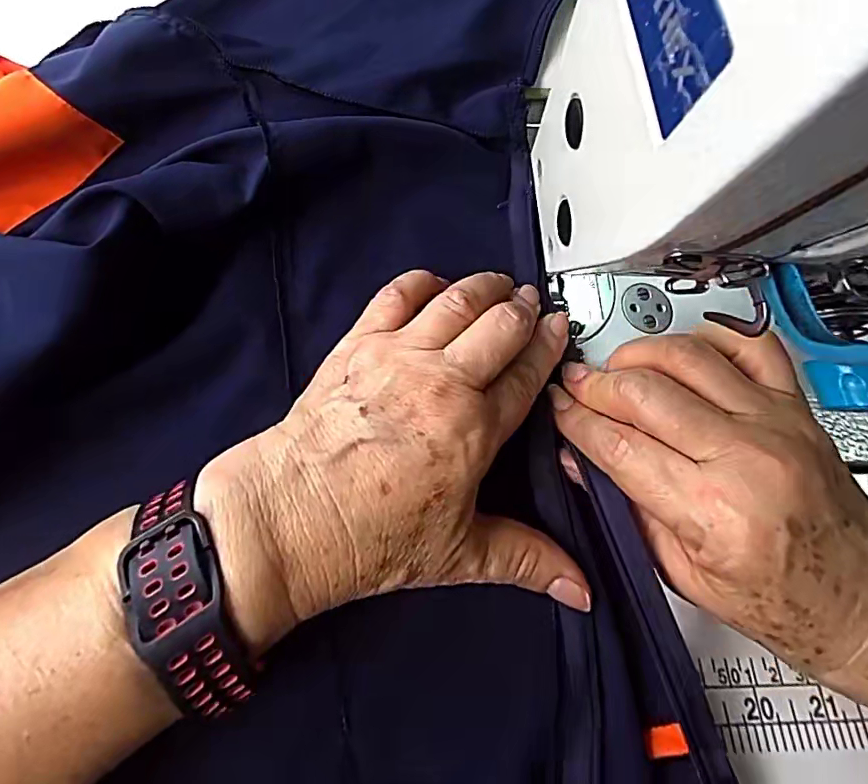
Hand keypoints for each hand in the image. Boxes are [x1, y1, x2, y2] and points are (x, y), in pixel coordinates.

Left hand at [196, 270, 587, 656]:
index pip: (526, 373)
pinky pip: (393, 297)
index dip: (548, 346)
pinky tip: (432, 282)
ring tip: (496, 285)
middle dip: (523, 309)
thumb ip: (526, 559)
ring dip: (482, 288)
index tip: (559, 331)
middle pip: (498, 325)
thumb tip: (576, 585)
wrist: (292, 511)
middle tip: (533, 304)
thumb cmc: (366, 534)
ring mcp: (395, 357)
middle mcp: (439, 382)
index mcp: (473, 429)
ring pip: (453, 302)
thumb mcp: (459, 555)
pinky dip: (418, 282)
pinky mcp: (356, 346)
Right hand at [548, 326, 867, 728]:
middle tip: (573, 385)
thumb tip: (578, 457)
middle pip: (641, 390)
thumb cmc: (787, 604)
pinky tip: (682, 352)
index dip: (571, 418)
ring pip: (684, 355)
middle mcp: (748, 459)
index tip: (554, 407)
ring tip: (617, 369)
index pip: (615, 442)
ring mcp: (777, 425)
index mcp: (715, 513)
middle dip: (592, 383)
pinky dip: (707, 336)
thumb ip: (624, 508)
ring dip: (635, 354)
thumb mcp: (681, 573)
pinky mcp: (797, 409)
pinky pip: (749, 344)